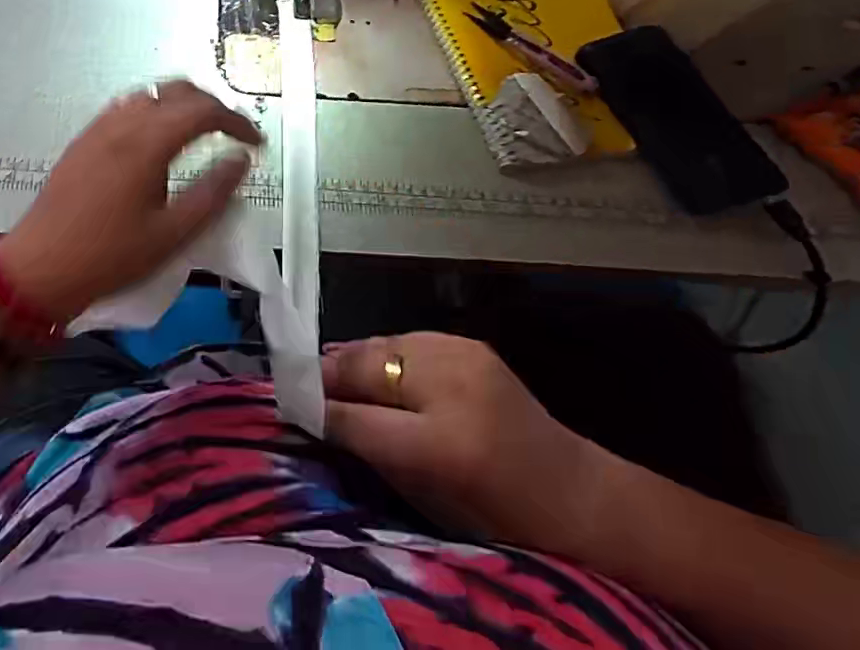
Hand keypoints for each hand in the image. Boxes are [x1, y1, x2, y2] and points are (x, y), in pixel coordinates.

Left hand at [0, 80, 262, 321]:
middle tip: (232, 132)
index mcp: (148, 142)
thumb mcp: (172, 234)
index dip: (237, 122)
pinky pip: (125, 107)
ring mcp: (98, 128)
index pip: (204, 111)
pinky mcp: (83, 140)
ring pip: (149, 94)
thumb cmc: (109, 256)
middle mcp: (122, 124)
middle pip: (177, 90)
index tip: (255, 143)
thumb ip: (212, 193)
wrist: (38, 269)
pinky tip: (156, 140)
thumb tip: (242, 160)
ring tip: (199, 132)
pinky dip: (153, 110)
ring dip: (181, 104)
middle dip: (212, 104)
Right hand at [323, 333, 618, 556]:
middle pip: (364, 366)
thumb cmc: (497, 518)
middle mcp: (450, 385)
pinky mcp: (468, 342)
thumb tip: (315, 413)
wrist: (576, 494)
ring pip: (380, 345)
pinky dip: (382, 353)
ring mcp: (462, 354)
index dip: (315, 407)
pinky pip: (405, 341)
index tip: (283, 402)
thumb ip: (368, 449)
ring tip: (329, 373)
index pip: (354, 416)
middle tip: (298, 384)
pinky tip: (372, 367)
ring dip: (351, 359)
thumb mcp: (425, 497)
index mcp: (442, 444)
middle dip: (326, 373)